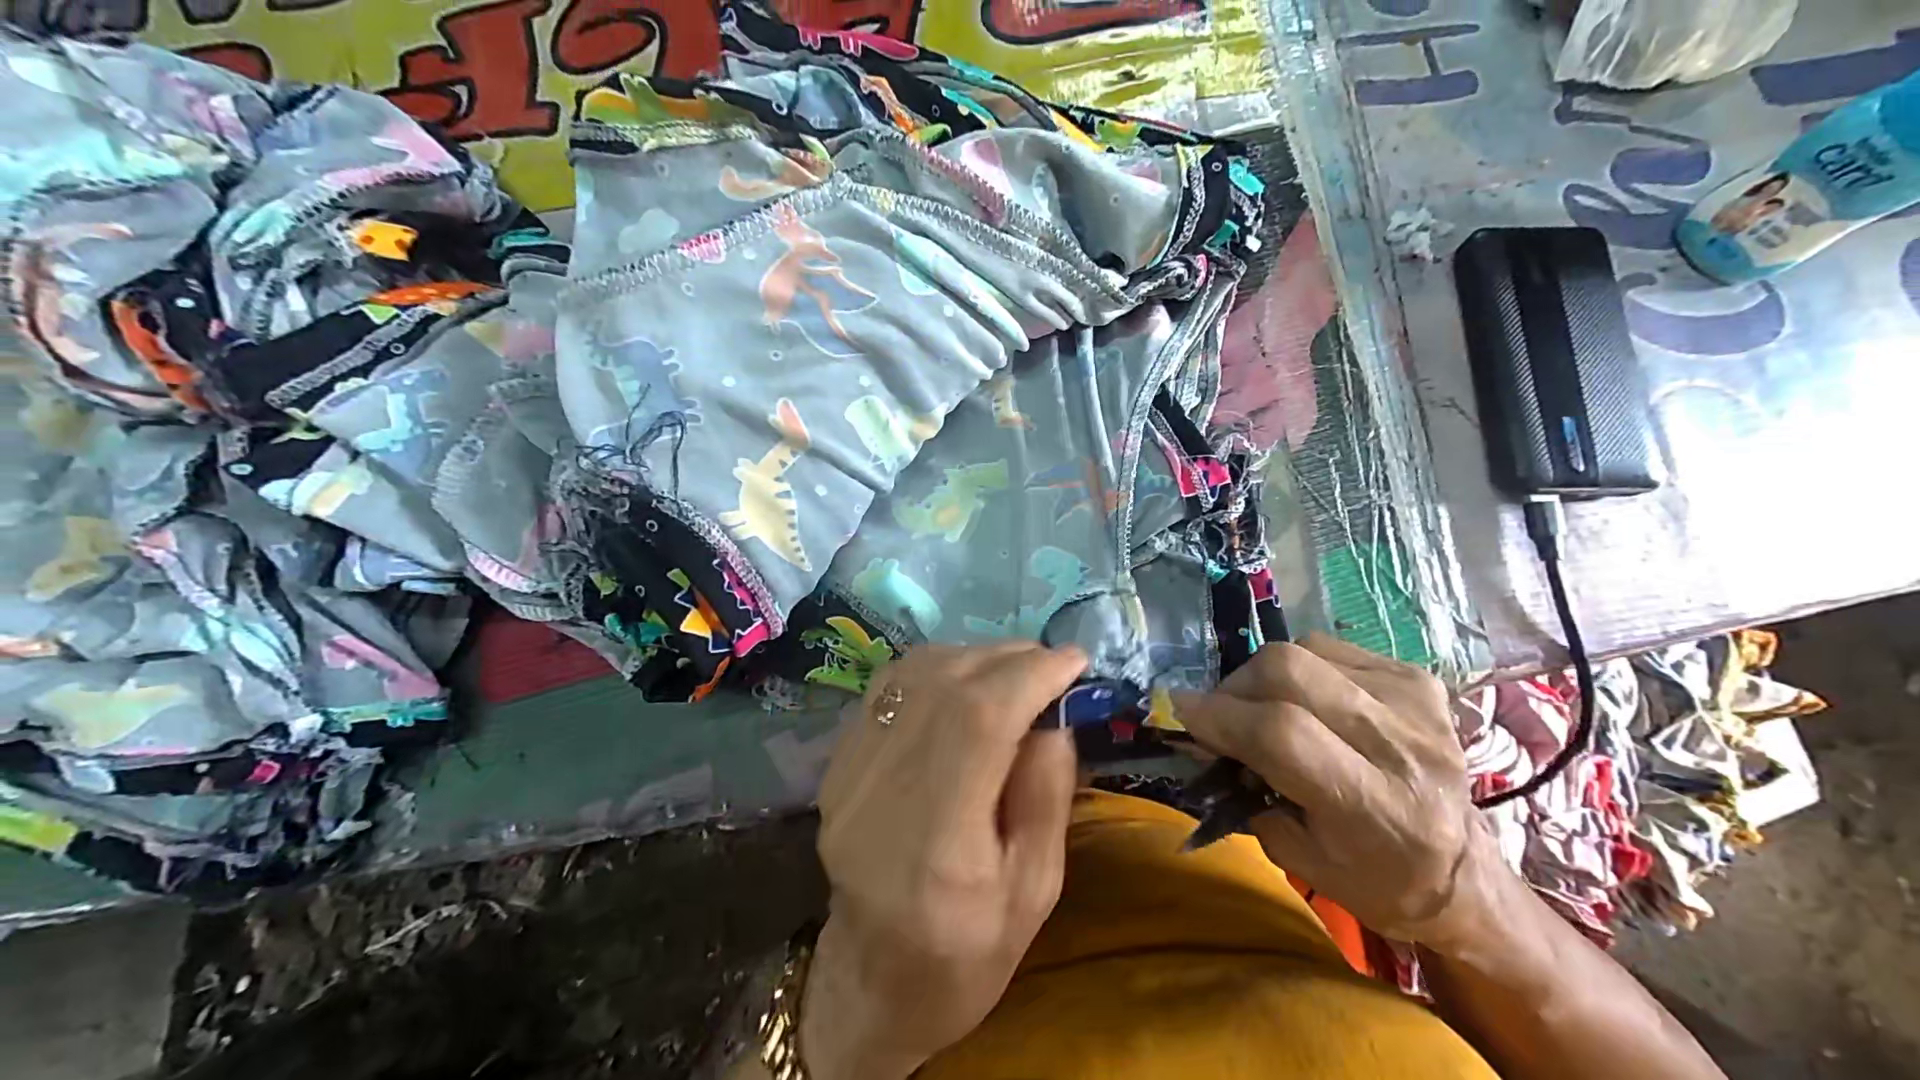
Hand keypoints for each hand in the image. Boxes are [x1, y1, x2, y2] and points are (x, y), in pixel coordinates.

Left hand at [800, 643, 1085, 1079]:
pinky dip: (938, 671)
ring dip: (974, 658)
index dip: (1029, 676)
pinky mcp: (836, 765)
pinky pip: (890, 689)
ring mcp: (846, 776)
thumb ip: (1046, 796)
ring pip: (912, 676)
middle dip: (1009, 660)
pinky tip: (968, 685)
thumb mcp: (1036, 892)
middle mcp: (878, 796)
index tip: (1074, 663)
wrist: (872, 983)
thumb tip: (1053, 713)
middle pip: (943, 686)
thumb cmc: (967, 956)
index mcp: (935, 845)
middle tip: (1052, 665)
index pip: (976, 722)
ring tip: (1016, 673)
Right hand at [1173, 633, 1501, 950]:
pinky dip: (1298, 668)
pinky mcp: (1418, 679)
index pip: (1282, 734)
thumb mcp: (1295, 856)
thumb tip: (1198, 736)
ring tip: (1261, 706)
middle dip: (1235, 686)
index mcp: (1374, 807)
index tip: (1179, 711)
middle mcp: (1401, 746)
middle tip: (1221, 713)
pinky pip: (1329, 648)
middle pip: (1289, 672)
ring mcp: (1415, 704)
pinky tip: (1304, 698)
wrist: (1462, 873)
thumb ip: (1244, 791)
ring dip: (1263, 675)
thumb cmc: (1372, 879)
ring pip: (1303, 650)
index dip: (1219, 715)